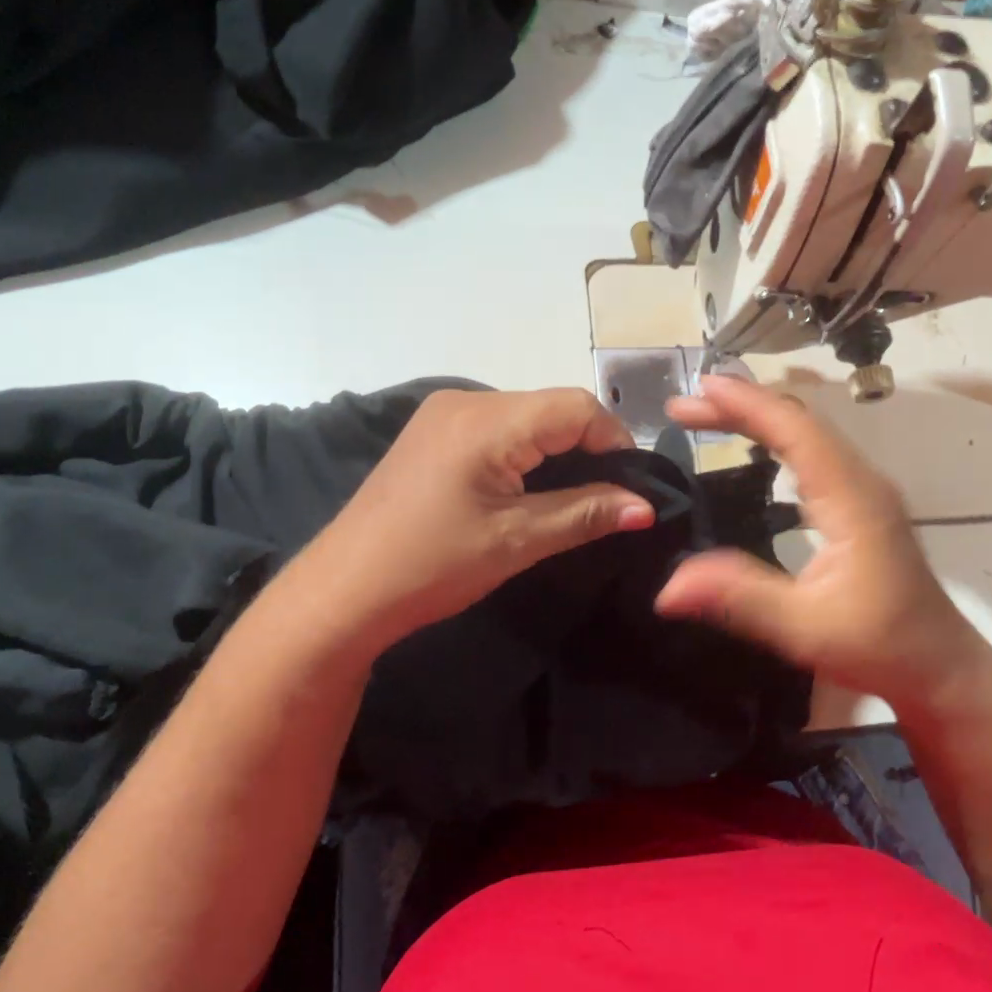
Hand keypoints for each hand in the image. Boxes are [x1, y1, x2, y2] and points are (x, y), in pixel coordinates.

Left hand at [291, 388, 654, 650]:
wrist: (346, 590)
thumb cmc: (434, 565)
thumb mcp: (518, 540)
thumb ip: (586, 513)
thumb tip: (646, 507)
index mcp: (488, 420)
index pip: (576, 407)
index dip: (614, 442)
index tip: (632, 489)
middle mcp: (465, 401)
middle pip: (551, 408)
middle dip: (588, 448)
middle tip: (608, 498)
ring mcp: (443, 415)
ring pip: (526, 418)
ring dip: (557, 452)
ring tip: (573, 499)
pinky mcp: (431, 434)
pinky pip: (497, 429)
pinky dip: (525, 454)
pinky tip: (528, 491)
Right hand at [653, 376, 976, 706]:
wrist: (940, 667)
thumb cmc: (881, 646)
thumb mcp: (805, 627)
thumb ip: (739, 598)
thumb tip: (667, 587)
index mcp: (853, 498)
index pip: (796, 430)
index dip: (747, 404)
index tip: (698, 390)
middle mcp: (862, 482)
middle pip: (801, 422)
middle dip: (743, 405)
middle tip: (685, 408)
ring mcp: (866, 492)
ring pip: (809, 435)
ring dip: (759, 419)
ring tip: (709, 416)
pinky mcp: (862, 507)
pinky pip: (815, 455)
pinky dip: (777, 440)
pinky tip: (753, 450)